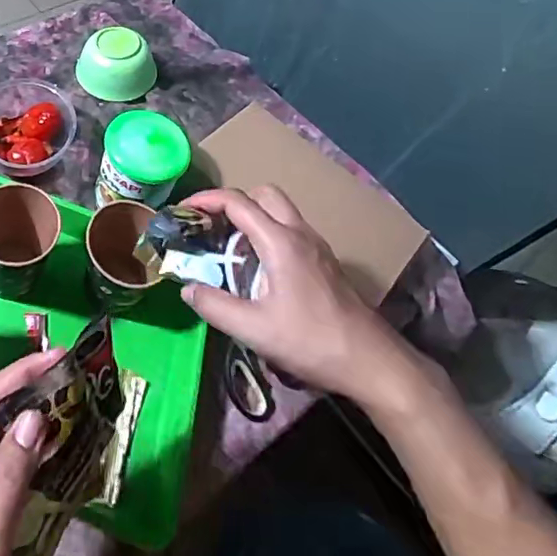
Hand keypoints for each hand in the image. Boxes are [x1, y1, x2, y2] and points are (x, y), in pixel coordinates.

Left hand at [0, 349, 64, 555]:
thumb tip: (34, 413)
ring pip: (15, 446)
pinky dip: (48, 459)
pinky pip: (25, 479)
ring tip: (81, 404)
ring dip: (45, 421)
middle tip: (79, 375)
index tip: (59, 356)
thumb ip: (7, 481)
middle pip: (2, 419)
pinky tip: (70, 455)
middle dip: (37, 391)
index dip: (20, 374)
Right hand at [179, 186, 446, 416]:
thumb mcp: (255, 329)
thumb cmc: (312, 341)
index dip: (207, 199)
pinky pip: (290, 229)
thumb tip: (188, 288)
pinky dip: (268, 232)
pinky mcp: (324, 261)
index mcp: (280, 242)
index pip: (238, 202)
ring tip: (230, 246)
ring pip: (280, 210)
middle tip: (212, 224)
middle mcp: (299, 233)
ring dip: (252, 216)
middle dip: (233, 201)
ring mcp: (316, 246)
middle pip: (264, 194)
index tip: (185, 209)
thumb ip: (216, 306)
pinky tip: (259, 267)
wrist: (372, 361)